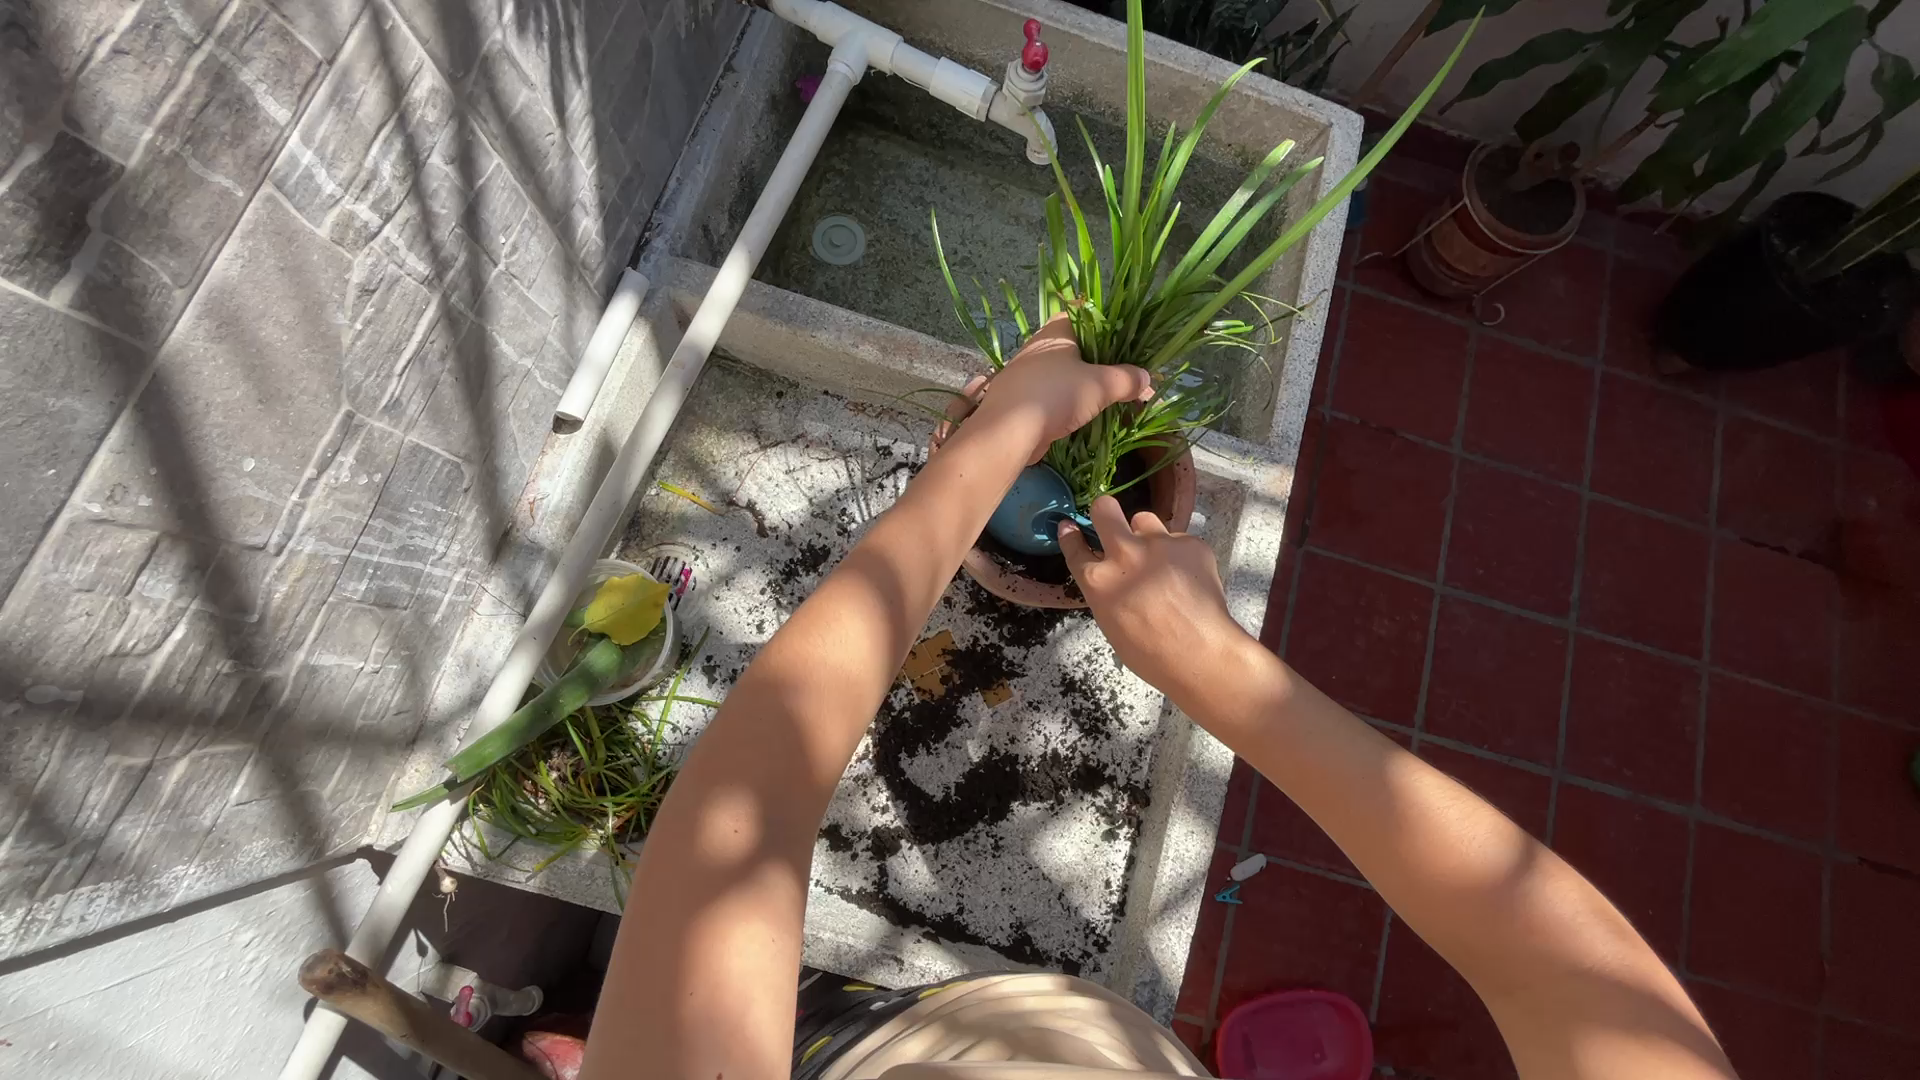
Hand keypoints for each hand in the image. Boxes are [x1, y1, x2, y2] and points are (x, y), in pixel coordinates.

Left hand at [963, 314, 1153, 463]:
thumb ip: (1127, 379)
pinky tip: (1086, 415)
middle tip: (1127, 374)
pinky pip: (1054, 396)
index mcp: (1057, 332)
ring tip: (1112, 397)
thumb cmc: (1055, 395)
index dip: (1109, 325)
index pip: (1086, 315)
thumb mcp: (1101, 384)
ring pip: (1065, 374)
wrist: (1008, 432)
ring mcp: (1028, 375)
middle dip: (1102, 361)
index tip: (1128, 342)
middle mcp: (1040, 348)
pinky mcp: (1023, 401)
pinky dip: (1070, 403)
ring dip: (1086, 385)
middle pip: (1078, 347)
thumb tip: (1147, 379)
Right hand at [1058, 497, 1253, 700]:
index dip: (1071, 536)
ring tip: (1158, 557)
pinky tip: (1189, 577)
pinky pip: (1178, 539)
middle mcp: (1124, 554)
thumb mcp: (1111, 622)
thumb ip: (1107, 590)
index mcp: (1098, 580)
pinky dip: (1180, 554)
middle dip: (1104, 512)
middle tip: (1111, 522)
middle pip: (1104, 509)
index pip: (1075, 547)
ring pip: (1144, 519)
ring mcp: (1159, 544)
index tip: (1070, 527)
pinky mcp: (1190, 543)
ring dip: (1145, 533)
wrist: (1201, 652)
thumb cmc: (1150, 653)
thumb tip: (1114, 578)